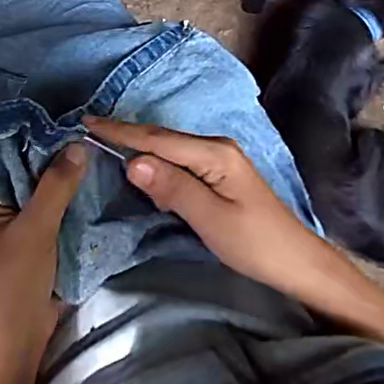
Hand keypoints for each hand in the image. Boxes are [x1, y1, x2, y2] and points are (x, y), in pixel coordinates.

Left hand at [0, 149, 86, 383]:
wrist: (12, 349)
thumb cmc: (12, 287)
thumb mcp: (36, 230)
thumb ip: (56, 184)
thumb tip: (78, 143)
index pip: (6, 151)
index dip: (38, 137)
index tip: (74, 125)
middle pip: (25, 168)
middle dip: (56, 158)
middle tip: (91, 142)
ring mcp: (8, 223)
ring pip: (39, 189)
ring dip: (64, 180)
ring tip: (96, 160)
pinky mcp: (27, 240)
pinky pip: (47, 209)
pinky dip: (66, 201)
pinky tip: (90, 189)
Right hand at [82, 117, 340, 297]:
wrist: (296, 260)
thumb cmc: (254, 243)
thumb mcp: (210, 218)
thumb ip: (173, 188)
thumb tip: (133, 162)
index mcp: (214, 153)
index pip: (158, 139)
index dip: (121, 131)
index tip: (88, 122)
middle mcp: (216, 147)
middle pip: (163, 138)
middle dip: (127, 135)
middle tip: (90, 131)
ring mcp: (220, 159)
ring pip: (170, 150)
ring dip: (142, 152)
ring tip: (108, 150)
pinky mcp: (220, 174)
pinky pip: (181, 163)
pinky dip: (159, 168)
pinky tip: (146, 177)